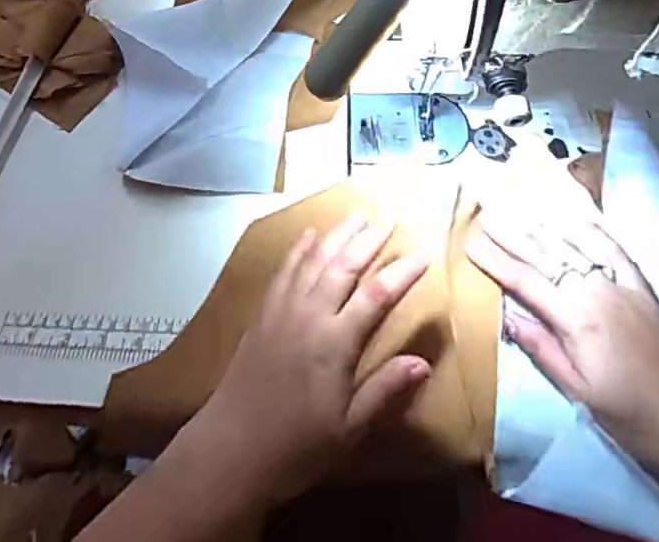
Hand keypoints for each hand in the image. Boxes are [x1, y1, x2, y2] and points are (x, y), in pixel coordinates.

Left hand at [178, 214, 430, 507]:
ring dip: (336, 235)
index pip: (376, 297)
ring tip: (356, 214)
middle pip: (343, 266)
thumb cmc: (299, 444)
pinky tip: (308, 235)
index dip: (401, 274)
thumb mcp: (349, 428)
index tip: (423, 255)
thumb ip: (384, 390)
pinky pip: (284, 271)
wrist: (234, 443)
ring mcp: (282, 309)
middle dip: (368, 240)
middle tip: (389, 217)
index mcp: (335, 343)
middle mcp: (309, 315)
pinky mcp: (263, 311)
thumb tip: (423, 362)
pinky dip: (299, 249)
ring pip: (313, 260)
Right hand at [464, 198, 658, 477]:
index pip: (525, 281)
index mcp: (579, 320)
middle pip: (546, 255)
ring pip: (575, 247)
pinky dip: (591, 232)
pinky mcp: (646, 292)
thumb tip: (504, 314)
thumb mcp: (582, 394)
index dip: (494, 261)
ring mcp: (625, 288)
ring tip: (515, 207)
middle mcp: (599, 294)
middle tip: (483, 211)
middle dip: (511, 232)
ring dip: (541, 225)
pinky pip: (614, 252)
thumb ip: (542, 348)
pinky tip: (572, 219)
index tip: (468, 243)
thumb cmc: (640, 423)